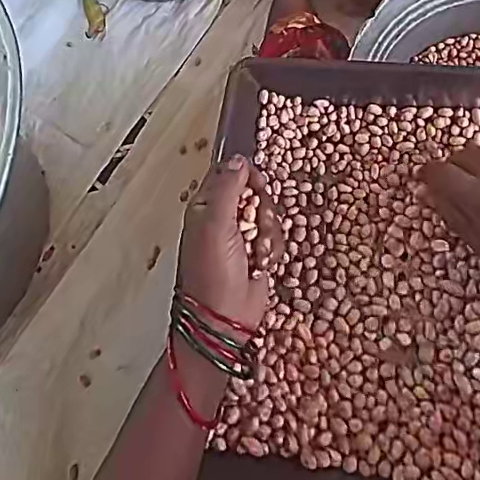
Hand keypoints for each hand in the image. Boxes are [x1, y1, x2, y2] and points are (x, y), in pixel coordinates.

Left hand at [178, 155, 276, 330]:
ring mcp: (241, 234)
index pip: (229, 172)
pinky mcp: (258, 252)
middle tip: (254, 225)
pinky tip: (262, 263)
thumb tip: (238, 159)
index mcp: (205, 204)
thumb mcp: (215, 224)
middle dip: (261, 208)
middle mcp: (222, 216)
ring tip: (255, 252)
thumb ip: (227, 188)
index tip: (255, 188)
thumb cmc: (211, 273)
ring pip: (268, 214)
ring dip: (267, 233)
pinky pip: (275, 236)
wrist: (224, 320)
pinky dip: (272, 249)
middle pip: (254, 191)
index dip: (246, 177)